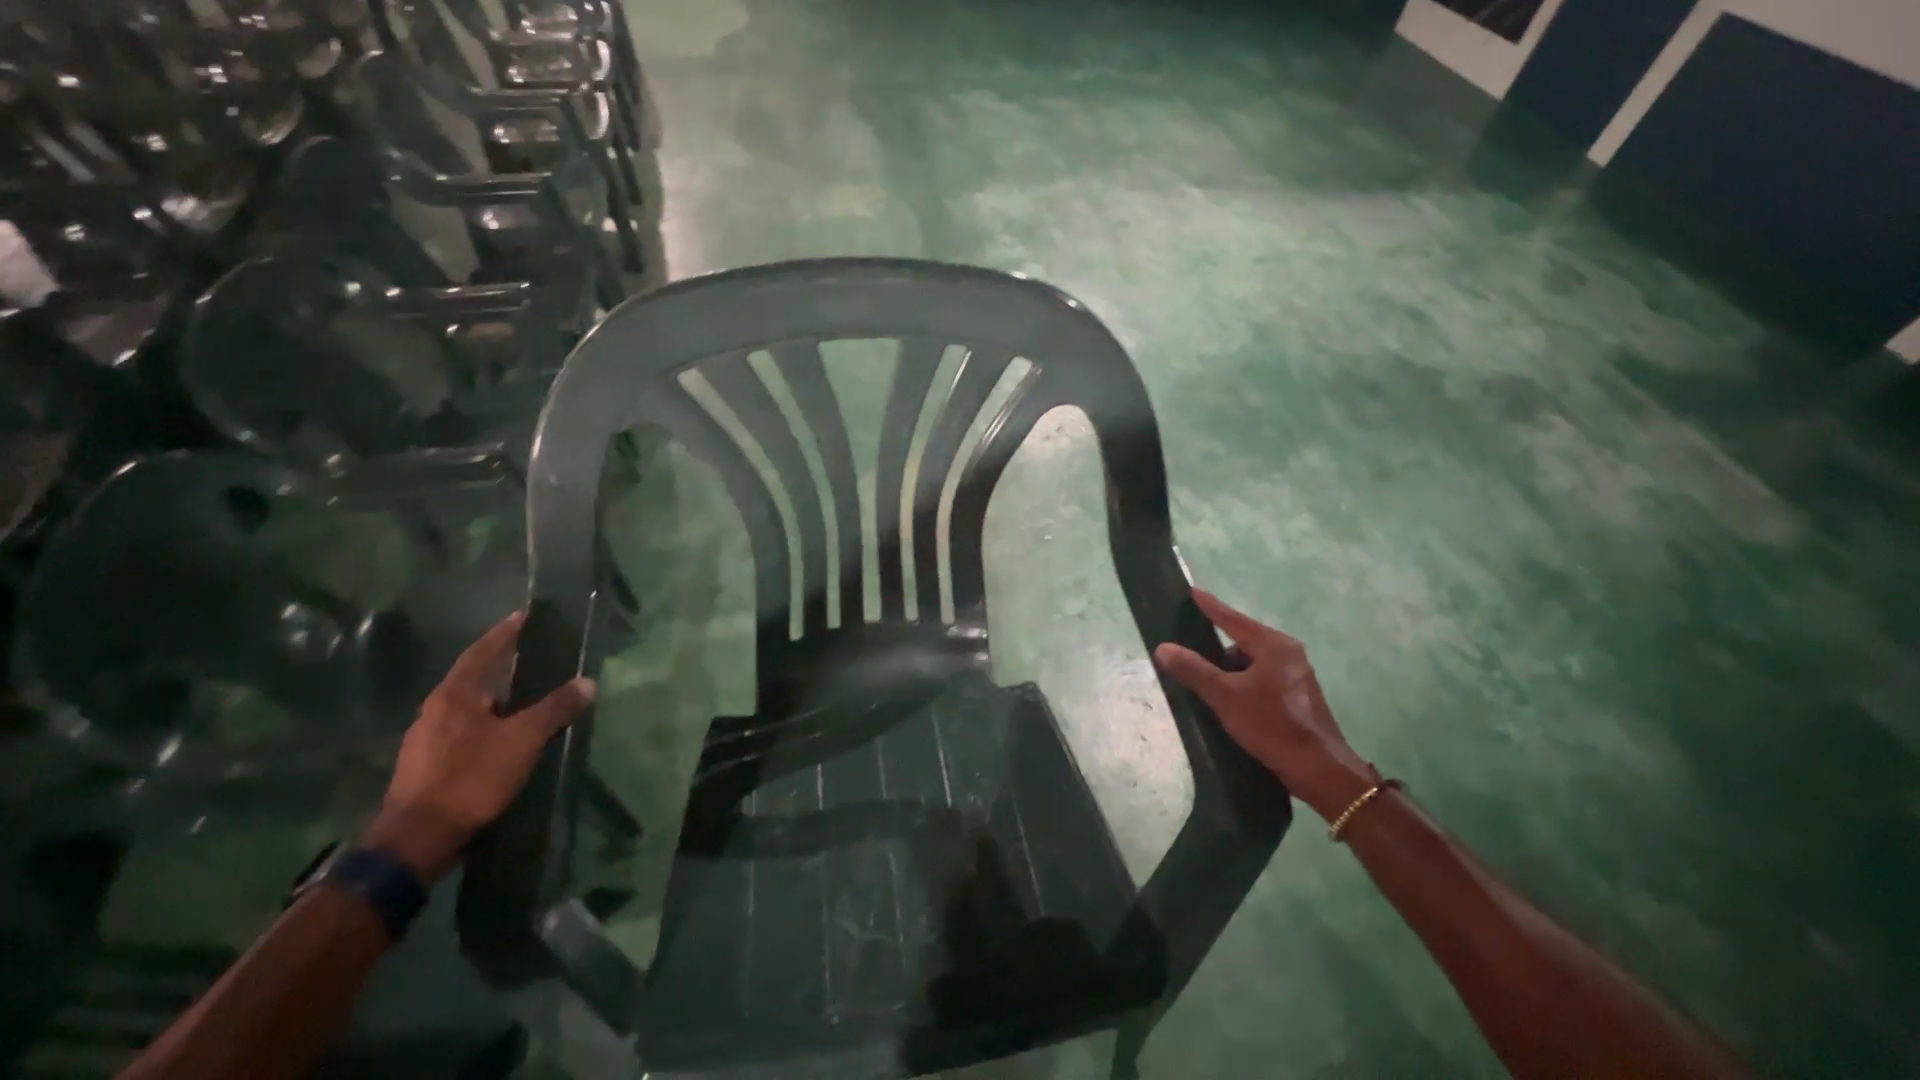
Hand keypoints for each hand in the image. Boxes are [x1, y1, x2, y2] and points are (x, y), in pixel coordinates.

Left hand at [363, 612, 595, 880]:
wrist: (418, 839)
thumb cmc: (471, 778)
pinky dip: (488, 727)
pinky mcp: (428, 768)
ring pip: (469, 709)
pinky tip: (505, 741)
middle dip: (502, 668)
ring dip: (496, 701)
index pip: (482, 652)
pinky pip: (464, 734)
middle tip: (533, 658)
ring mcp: (426, 741)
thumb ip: (555, 709)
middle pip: (473, 679)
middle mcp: (435, 711)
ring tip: (526, 699)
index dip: (504, 634)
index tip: (524, 616)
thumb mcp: (522, 740)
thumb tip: (587, 682)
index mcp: (454, 695)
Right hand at [1154, 589, 1378, 821]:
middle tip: (1190, 651)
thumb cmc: (1271, 725)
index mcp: (1274, 645)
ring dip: (1231, 671)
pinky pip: (1263, 678)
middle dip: (1217, 648)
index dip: (1210, 607)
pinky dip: (1244, 684)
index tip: (1192, 592)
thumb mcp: (1225, 696)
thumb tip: (1163, 648)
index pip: (1233, 619)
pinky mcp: (1299, 696)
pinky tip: (1230, 702)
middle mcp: (1289, 653)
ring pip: (1253, 663)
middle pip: (1244, 641)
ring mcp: (1297, 675)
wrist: (1318, 768)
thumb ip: (1193, 670)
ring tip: (1206, 684)